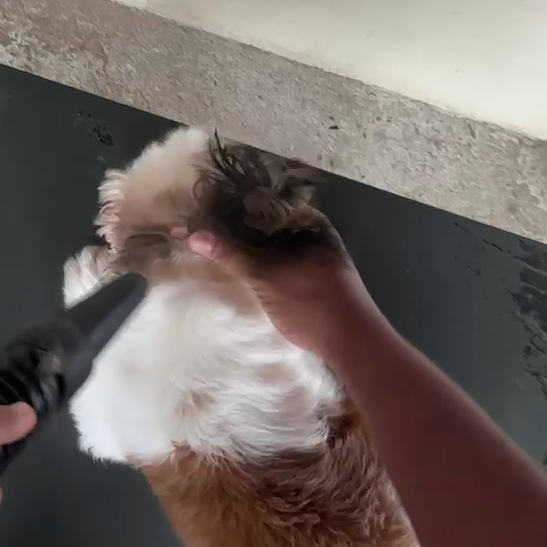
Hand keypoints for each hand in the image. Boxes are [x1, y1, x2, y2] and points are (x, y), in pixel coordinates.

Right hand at [184, 221, 378, 359]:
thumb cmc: (312, 301)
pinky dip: (253, 258)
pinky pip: (274, 258)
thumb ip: (230, 252)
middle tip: (198, 226)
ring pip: (268, 242)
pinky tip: (234, 262)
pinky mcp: (308, 275)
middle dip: (232, 225)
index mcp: (307, 221)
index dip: (229, 205)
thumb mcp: (266, 275)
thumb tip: (192, 234)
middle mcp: (311, 232)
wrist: (353, 344)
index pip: (261, 203)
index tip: (200, 208)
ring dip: (241, 243)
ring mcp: (311, 254)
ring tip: (209, 240)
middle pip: (262, 222)